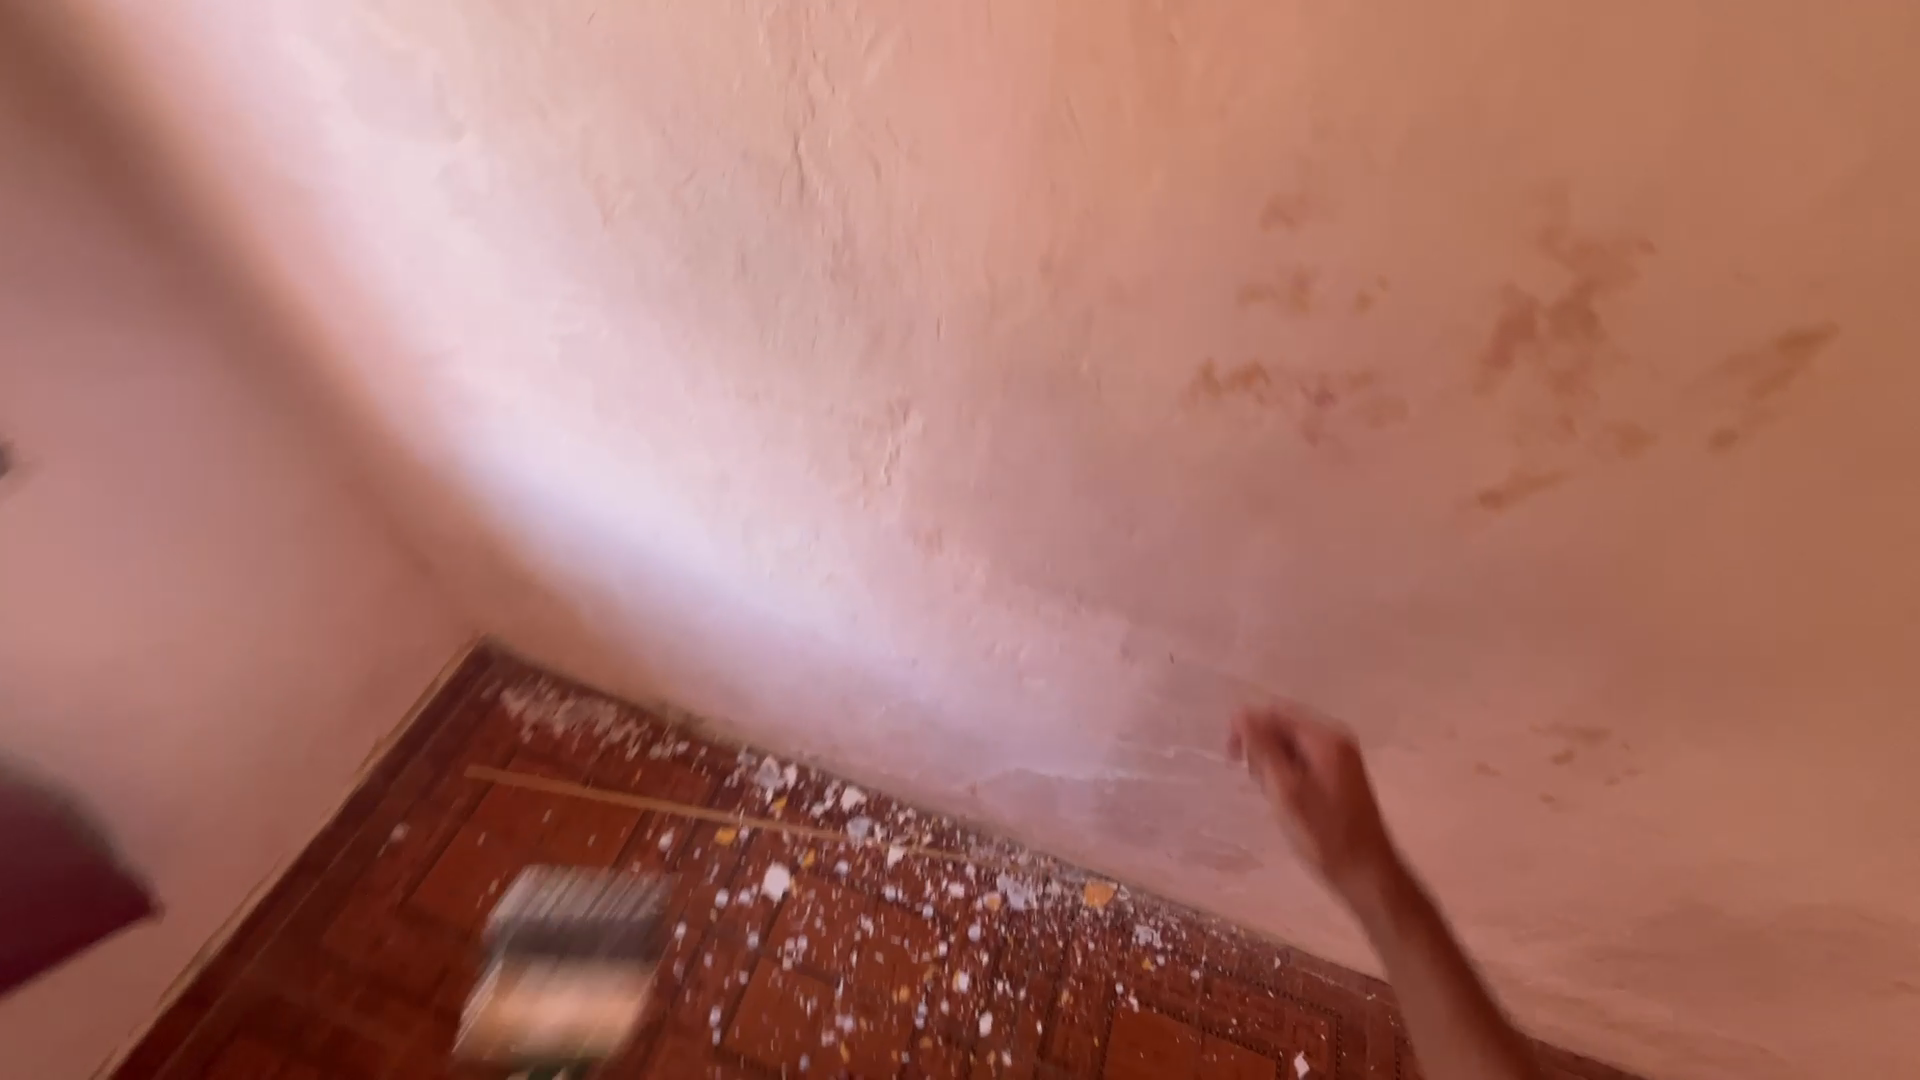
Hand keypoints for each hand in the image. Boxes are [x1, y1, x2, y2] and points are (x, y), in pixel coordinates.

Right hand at [1228, 706, 1402, 906]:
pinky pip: (1301, 759)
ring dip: (1271, 762)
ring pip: (1288, 744)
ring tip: (1271, 793)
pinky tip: (1284, 797)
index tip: (1231, 755)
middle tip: (1256, 780)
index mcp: (1325, 737)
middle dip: (1260, 748)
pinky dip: (1285, 773)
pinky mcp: (1337, 775)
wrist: (1366, 874)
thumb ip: (1262, 747)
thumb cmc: (1323, 834)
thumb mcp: (1285, 788)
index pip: (1275, 712)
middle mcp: (1334, 740)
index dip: (1247, 727)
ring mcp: (1338, 757)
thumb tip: (1240, 712)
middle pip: (1282, 725)